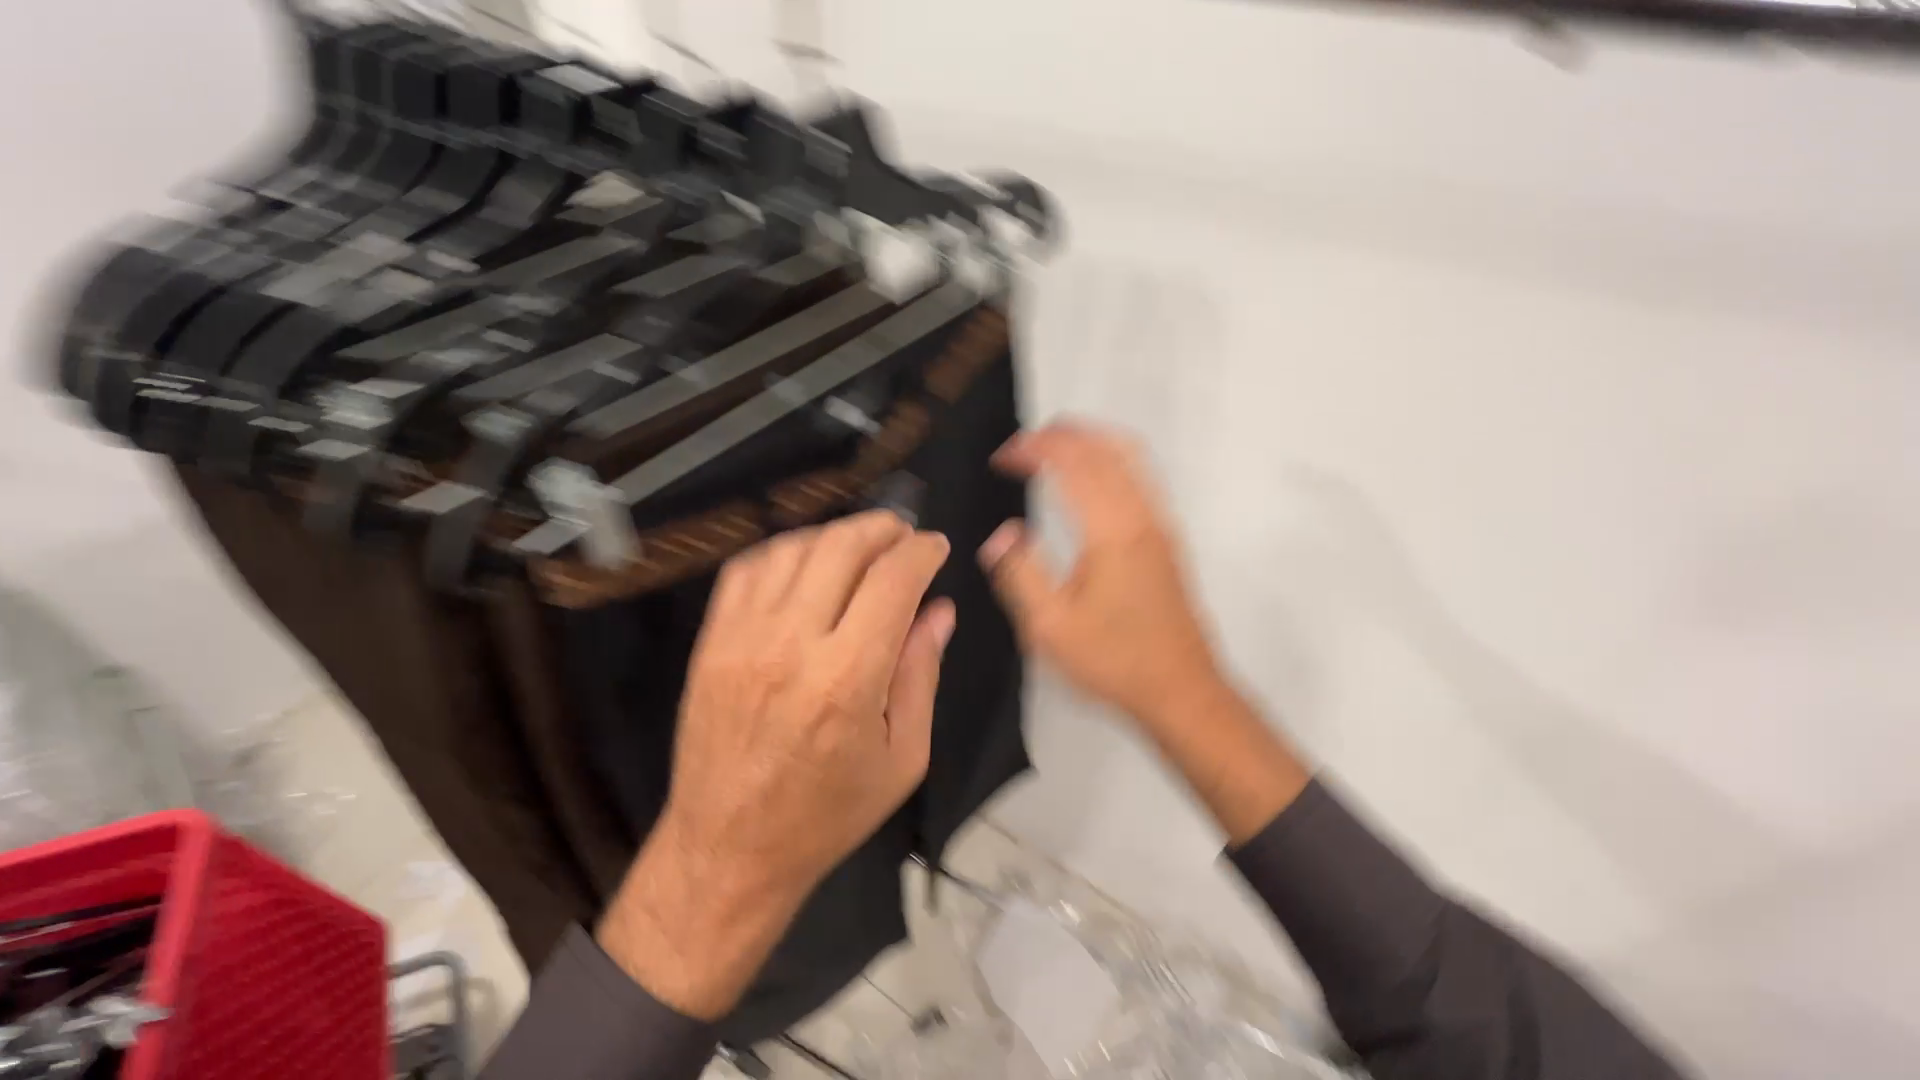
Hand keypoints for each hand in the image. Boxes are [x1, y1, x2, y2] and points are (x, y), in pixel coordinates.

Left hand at [598, 510, 954, 1017]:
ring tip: (860, 546)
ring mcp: (743, 638)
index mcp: (849, 678)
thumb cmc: (827, 813)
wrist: (729, 848)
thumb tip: (938, 611)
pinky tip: (804, 563)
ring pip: (793, 549)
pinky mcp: (711, 642)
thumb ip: (921, 674)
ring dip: (834, 535)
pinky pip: (746, 570)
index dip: (922, 551)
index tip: (936, 548)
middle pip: (842, 548)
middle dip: (882, 528)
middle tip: (902, 534)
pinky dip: (783, 551)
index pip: (893, 579)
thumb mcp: (903, 758)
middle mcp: (793, 644)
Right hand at [982, 421, 1308, 843]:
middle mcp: (1140, 516)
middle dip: (1060, 435)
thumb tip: (1001, 535)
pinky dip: (1110, 459)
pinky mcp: (1167, 540)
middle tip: (1020, 447)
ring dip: (1089, 441)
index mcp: (1110, 530)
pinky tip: (1091, 481)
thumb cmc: (1113, 660)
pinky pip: (1141, 476)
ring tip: (1052, 450)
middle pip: (1103, 447)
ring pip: (1129, 456)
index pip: (1072, 463)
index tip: (1002, 457)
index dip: (1034, 449)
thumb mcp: (1050, 628)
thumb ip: (1021, 574)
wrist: (1182, 689)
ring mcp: (1160, 525)